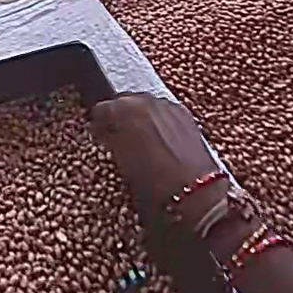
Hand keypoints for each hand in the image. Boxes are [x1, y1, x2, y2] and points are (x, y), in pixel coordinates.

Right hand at [91, 93, 219, 200]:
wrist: (194, 191)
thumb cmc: (153, 180)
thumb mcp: (121, 160)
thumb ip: (110, 137)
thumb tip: (105, 130)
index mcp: (124, 109)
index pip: (102, 108)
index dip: (98, 122)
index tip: (98, 133)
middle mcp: (147, 101)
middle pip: (125, 101)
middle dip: (119, 115)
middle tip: (116, 135)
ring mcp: (167, 106)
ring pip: (145, 104)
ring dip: (139, 116)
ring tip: (138, 138)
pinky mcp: (184, 114)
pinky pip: (162, 111)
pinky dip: (157, 119)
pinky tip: (157, 138)